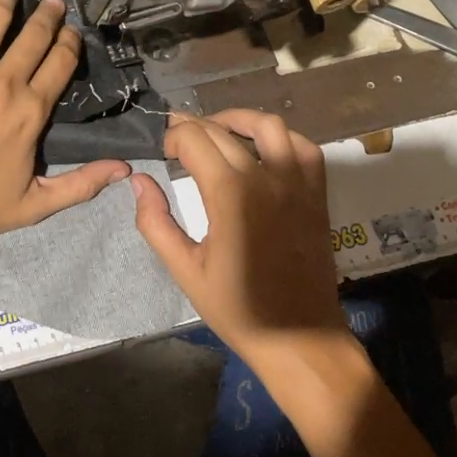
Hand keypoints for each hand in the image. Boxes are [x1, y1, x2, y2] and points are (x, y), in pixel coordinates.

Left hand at [0, 0, 129, 259]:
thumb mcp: (35, 206)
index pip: (60, 63)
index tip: (70, 32)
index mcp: (30, 113)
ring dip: (5, 0)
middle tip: (50, 3)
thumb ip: (81, 184)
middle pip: (33, 37)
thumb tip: (124, 170)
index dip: (69, 42)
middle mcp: (1, 86)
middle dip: (47, 16)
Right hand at [131, 110, 347, 358]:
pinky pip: (301, 145)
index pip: (193, 138)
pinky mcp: (317, 192)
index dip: (171, 138)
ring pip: (266, 125)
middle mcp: (265, 176)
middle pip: (222, 130)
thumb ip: (156, 222)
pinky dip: (278, 137)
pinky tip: (260, 151)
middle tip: (176, 144)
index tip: (161, 154)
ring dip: (235, 121)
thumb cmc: (236, 308)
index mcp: (229, 194)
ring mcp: (297, 181)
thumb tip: (139, 182)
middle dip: (193, 130)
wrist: (298, 335)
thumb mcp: (184, 270)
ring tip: (215, 134)